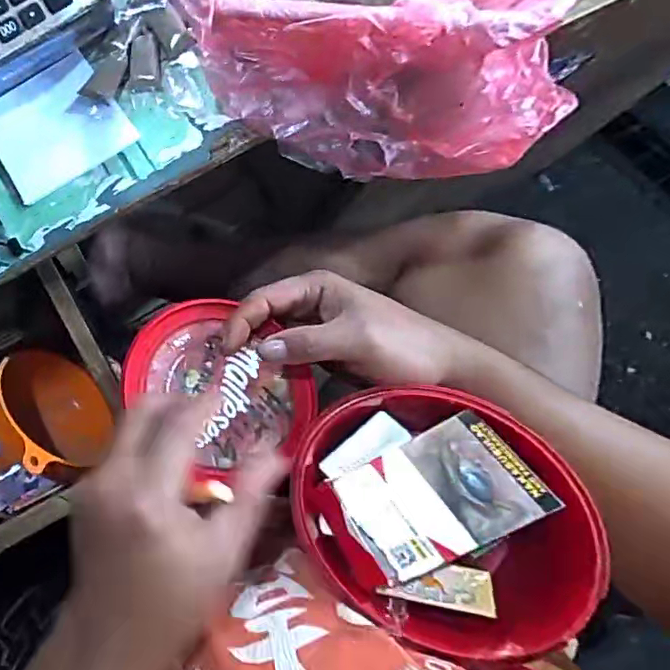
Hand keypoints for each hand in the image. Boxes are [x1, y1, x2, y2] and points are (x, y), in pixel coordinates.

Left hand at [58, 395, 288, 669]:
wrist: (106, 642)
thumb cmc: (173, 606)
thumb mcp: (222, 555)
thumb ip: (249, 497)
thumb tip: (276, 452)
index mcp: (149, 495)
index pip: (178, 426)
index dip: (204, 403)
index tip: (227, 391)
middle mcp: (112, 478)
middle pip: (140, 410)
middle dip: (174, 399)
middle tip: (205, 404)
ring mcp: (90, 484)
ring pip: (125, 427)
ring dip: (157, 421)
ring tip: (192, 432)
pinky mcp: (81, 493)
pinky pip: (116, 450)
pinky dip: (142, 445)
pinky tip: (165, 463)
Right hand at [222, 269, 480, 385]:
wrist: (444, 371)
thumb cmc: (403, 346)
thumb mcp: (354, 339)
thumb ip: (307, 342)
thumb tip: (259, 350)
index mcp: (317, 286)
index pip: (264, 297)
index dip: (241, 319)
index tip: (226, 350)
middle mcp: (311, 302)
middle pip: (263, 315)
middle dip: (243, 337)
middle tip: (226, 368)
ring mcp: (316, 328)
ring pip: (272, 337)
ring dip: (255, 355)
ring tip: (238, 379)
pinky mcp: (321, 352)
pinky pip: (287, 355)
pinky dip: (273, 367)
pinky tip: (262, 383)